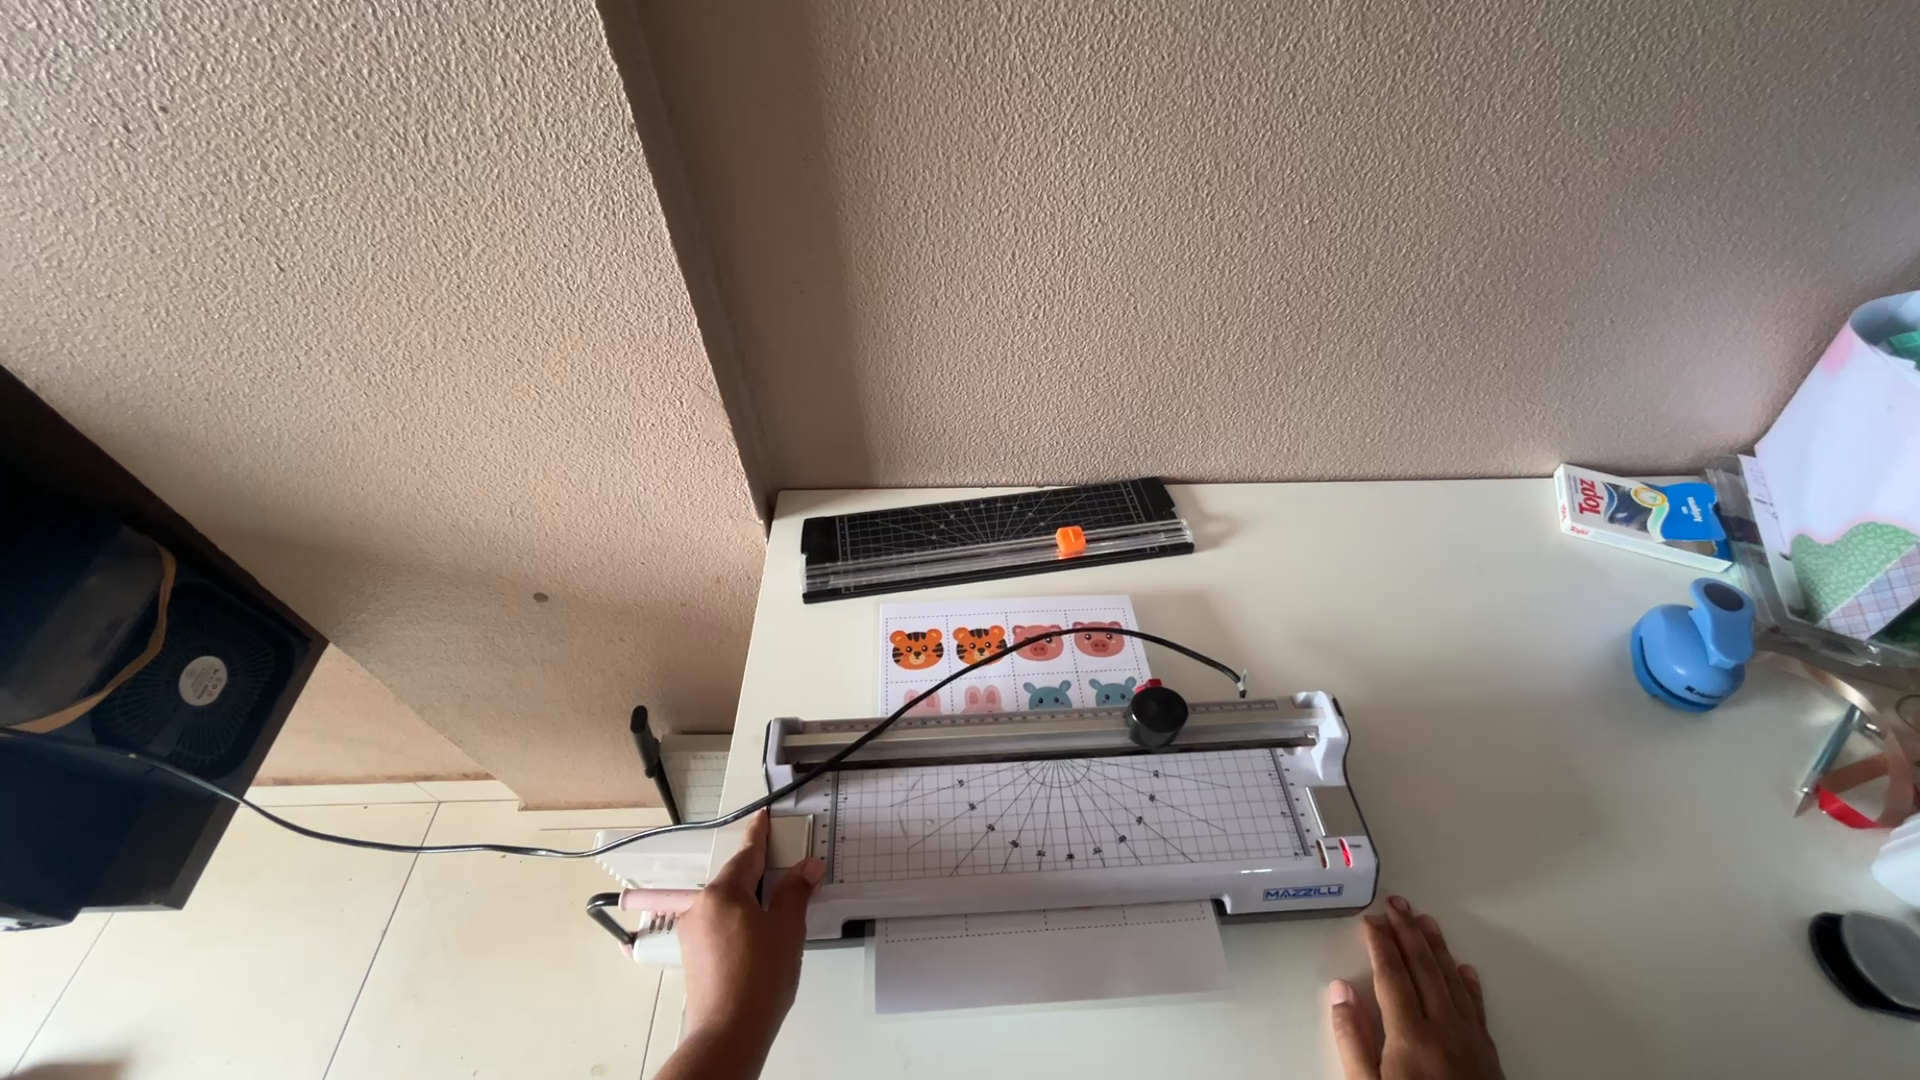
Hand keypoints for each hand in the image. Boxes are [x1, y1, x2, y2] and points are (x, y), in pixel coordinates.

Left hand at [641, 810, 824, 1079]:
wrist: (728, 1034)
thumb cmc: (757, 981)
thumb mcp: (787, 927)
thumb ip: (796, 891)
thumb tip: (807, 868)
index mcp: (722, 893)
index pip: (747, 853)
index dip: (759, 834)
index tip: (762, 818)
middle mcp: (701, 908)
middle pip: (736, 878)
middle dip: (761, 872)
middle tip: (786, 867)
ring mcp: (693, 933)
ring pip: (727, 902)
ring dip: (750, 898)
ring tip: (778, 907)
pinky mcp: (693, 956)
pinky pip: (719, 923)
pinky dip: (739, 919)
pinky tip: (758, 934)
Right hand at [1330, 895, 1503, 1079]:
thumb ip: (1353, 1040)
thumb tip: (1339, 990)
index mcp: (1410, 1036)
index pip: (1392, 974)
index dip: (1380, 943)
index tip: (1370, 919)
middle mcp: (1445, 1031)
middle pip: (1424, 969)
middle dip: (1408, 932)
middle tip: (1398, 902)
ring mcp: (1472, 1044)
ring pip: (1453, 983)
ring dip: (1437, 948)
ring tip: (1426, 921)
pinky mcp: (1491, 1060)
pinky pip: (1478, 1011)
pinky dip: (1469, 985)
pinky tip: (1464, 970)